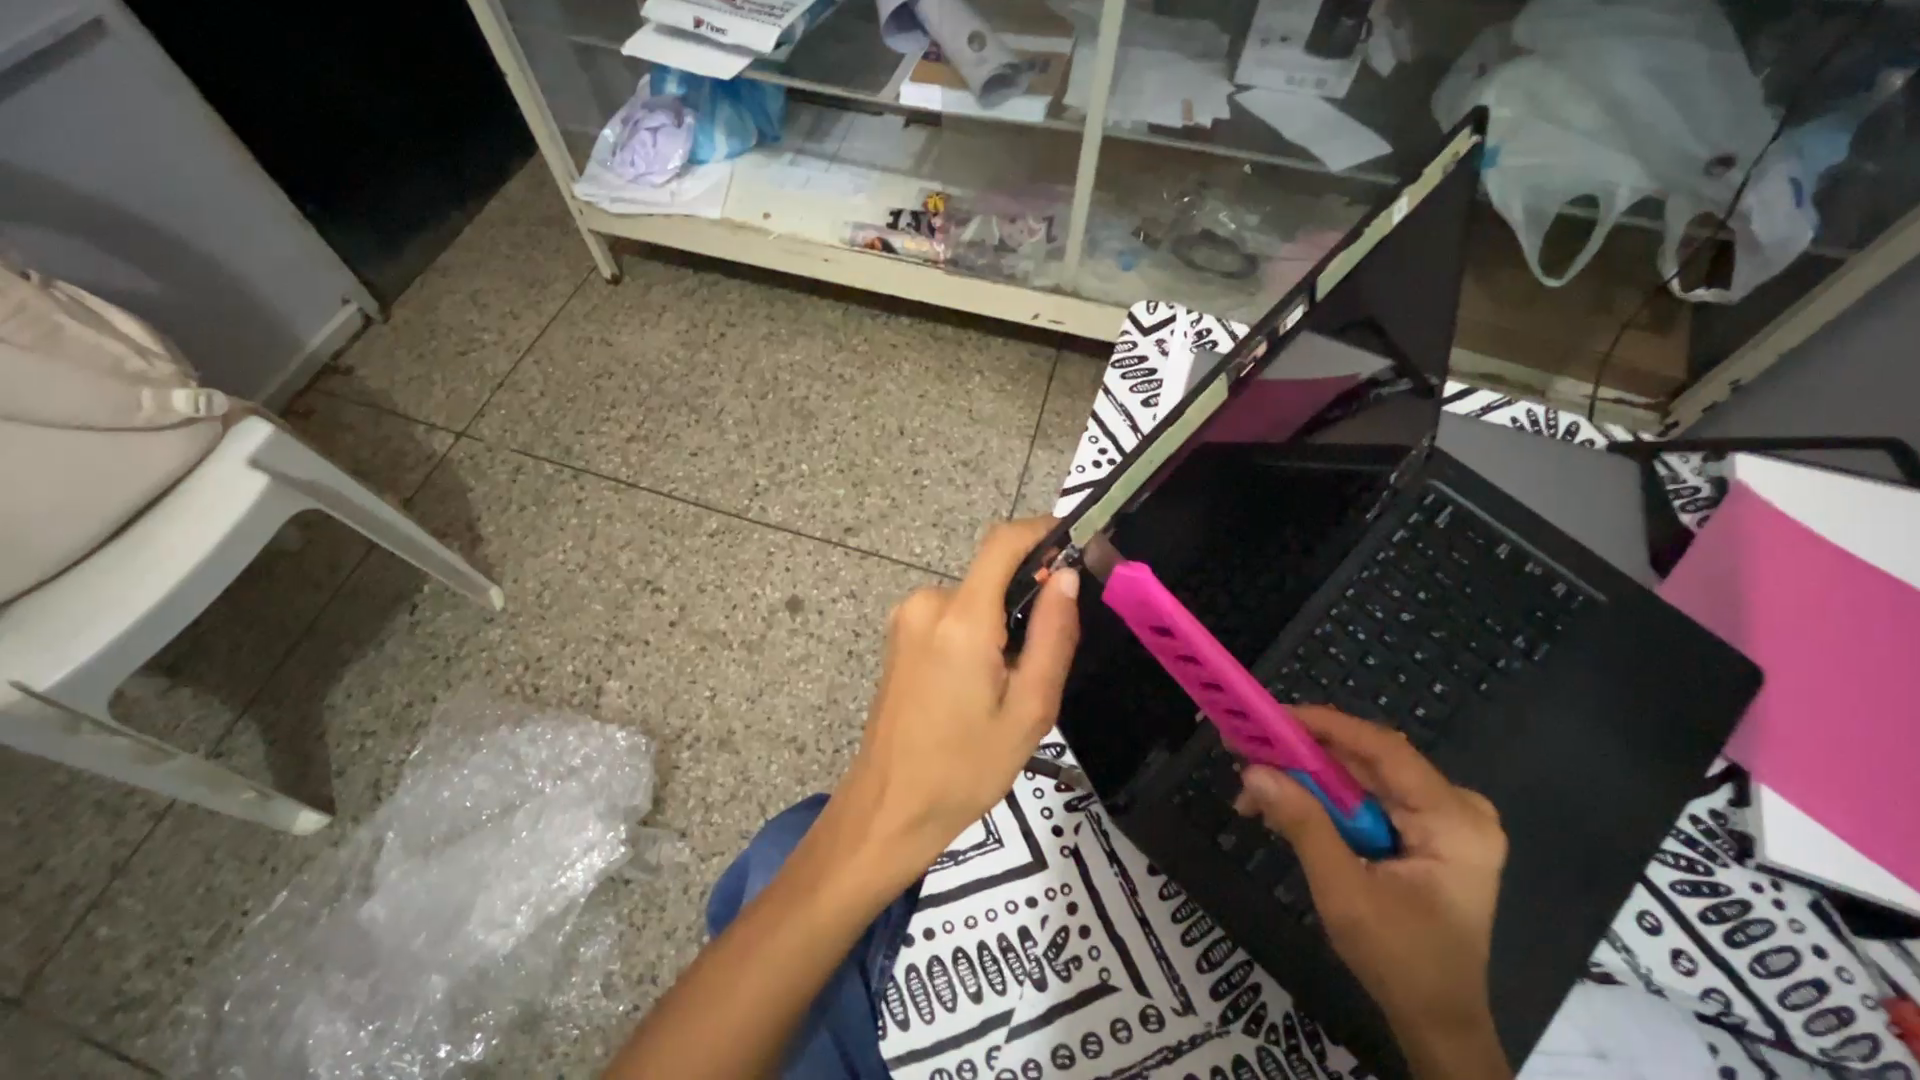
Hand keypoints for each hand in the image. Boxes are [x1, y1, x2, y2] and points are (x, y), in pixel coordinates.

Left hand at [833, 518, 1080, 886]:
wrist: (890, 807)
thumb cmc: (966, 768)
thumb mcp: (1030, 709)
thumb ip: (1052, 635)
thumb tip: (1065, 576)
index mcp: (960, 618)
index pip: (1003, 541)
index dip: (1042, 531)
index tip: (1076, 543)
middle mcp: (927, 605)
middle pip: (992, 576)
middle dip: (1025, 603)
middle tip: (1042, 664)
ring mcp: (906, 620)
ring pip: (974, 600)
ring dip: (1000, 627)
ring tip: (1008, 690)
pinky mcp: (898, 638)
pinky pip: (951, 618)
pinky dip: (976, 637)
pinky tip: (979, 689)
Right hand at [1234, 707, 1508, 1074]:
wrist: (1438, 1018)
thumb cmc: (1399, 960)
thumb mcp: (1344, 892)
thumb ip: (1303, 825)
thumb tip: (1253, 772)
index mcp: (1454, 820)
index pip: (1384, 749)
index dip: (1325, 725)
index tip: (1270, 716)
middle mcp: (1459, 808)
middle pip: (1372, 762)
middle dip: (1305, 758)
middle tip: (1248, 753)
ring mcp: (1448, 820)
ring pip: (1367, 779)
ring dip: (1310, 782)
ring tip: (1256, 791)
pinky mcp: (1432, 834)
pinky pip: (1373, 800)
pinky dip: (1328, 802)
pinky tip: (1288, 809)